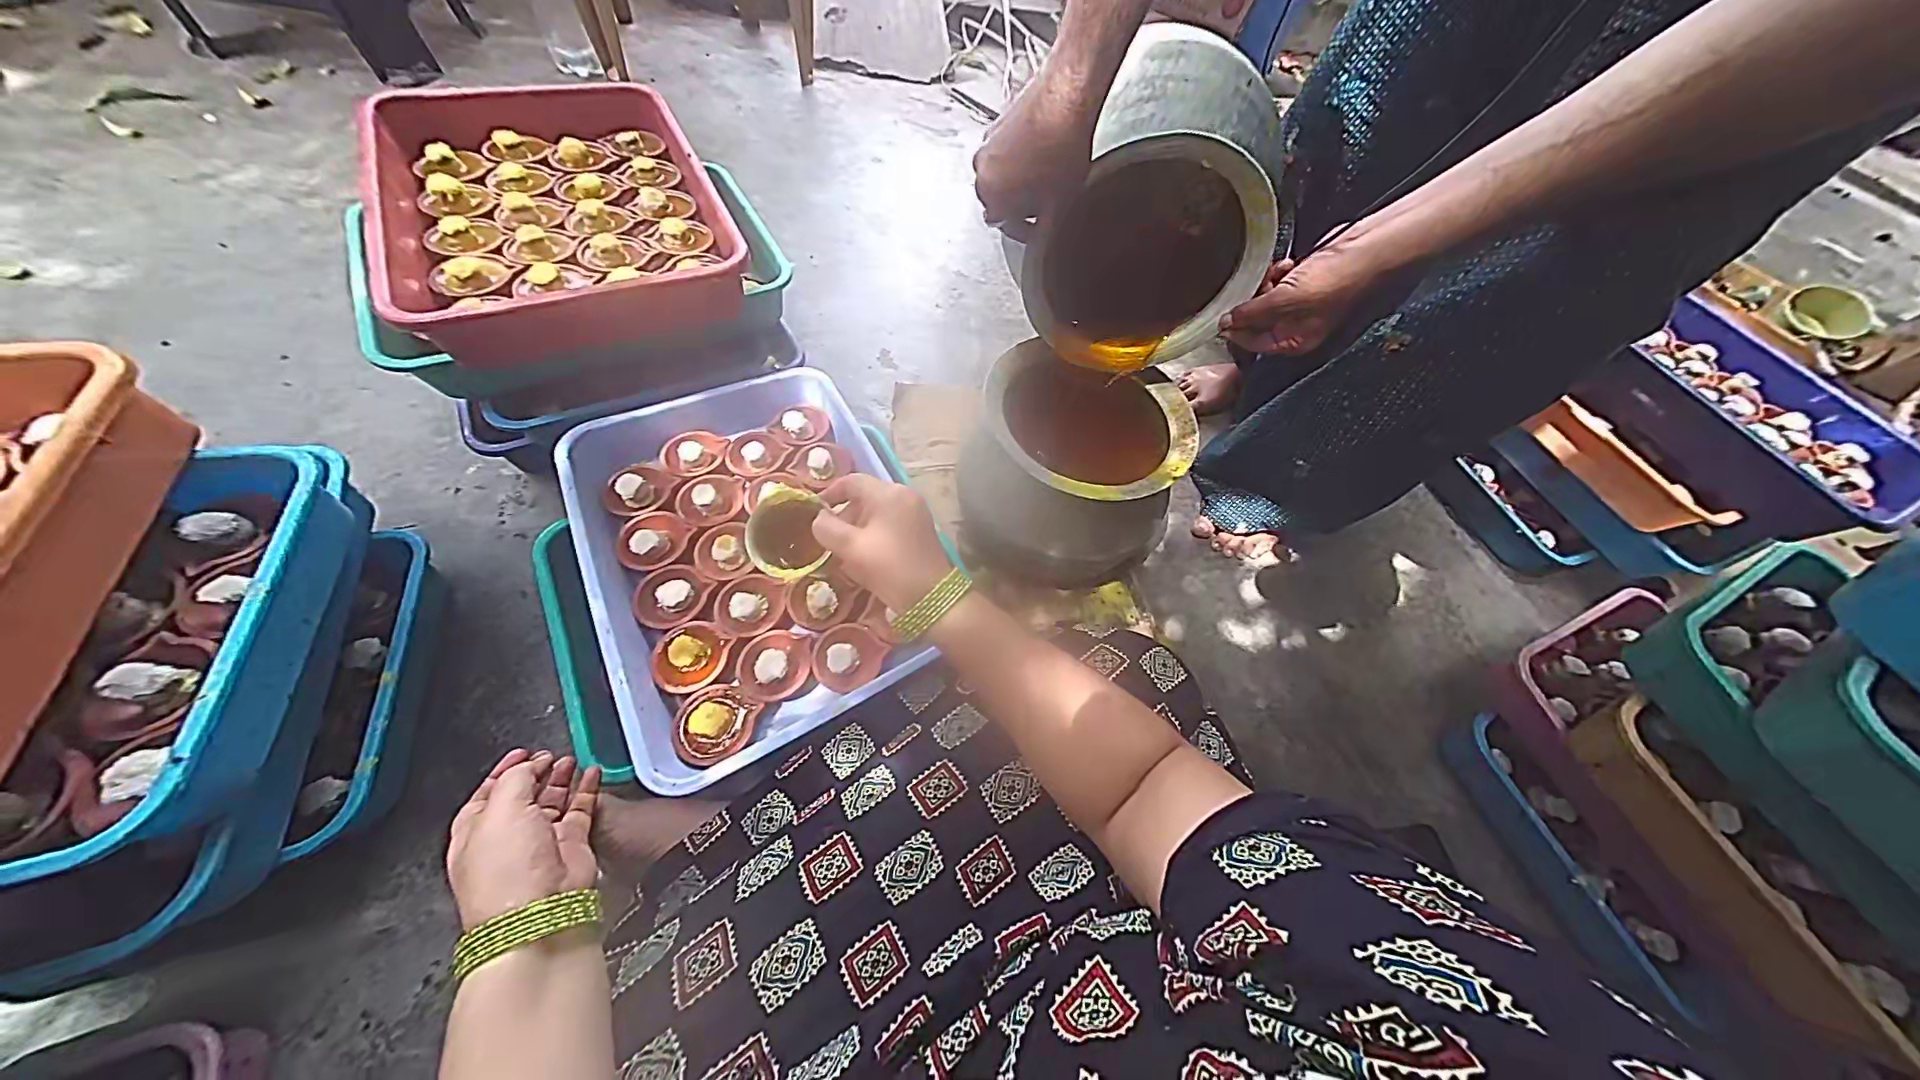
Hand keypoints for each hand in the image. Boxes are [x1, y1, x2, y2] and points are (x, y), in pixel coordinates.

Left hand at [447, 749, 601, 930]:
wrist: (540, 909)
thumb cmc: (507, 867)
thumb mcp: (501, 810)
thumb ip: (515, 778)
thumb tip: (531, 764)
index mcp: (477, 831)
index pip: (489, 793)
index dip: (505, 770)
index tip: (523, 752)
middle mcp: (507, 837)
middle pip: (523, 795)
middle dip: (536, 772)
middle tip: (551, 755)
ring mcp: (540, 841)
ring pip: (552, 801)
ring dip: (561, 778)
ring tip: (571, 759)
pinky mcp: (571, 845)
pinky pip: (580, 809)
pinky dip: (586, 790)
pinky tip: (591, 773)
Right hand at [810, 475, 953, 612]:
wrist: (933, 597)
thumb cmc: (890, 569)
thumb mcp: (851, 549)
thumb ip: (828, 529)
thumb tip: (819, 518)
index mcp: (889, 494)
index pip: (852, 481)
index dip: (829, 493)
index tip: (814, 512)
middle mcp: (905, 496)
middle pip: (865, 497)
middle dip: (844, 517)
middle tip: (830, 540)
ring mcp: (916, 513)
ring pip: (877, 513)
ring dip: (857, 528)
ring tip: (845, 553)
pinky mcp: (921, 530)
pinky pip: (890, 524)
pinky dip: (874, 535)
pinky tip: (865, 557)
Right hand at [973, 78, 1097, 241]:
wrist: (1067, 94)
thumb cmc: (1062, 147)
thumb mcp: (1059, 205)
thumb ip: (1044, 231)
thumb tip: (1043, 244)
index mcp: (990, 197)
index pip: (1005, 227)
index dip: (1027, 231)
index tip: (1041, 228)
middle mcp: (980, 171)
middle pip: (999, 201)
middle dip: (1020, 206)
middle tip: (1044, 203)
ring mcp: (987, 145)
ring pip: (1001, 176)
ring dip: (1019, 182)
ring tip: (1047, 177)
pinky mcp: (997, 123)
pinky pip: (1005, 153)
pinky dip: (1019, 159)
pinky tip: (1043, 154)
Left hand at [1219, 229, 1385, 354]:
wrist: (1365, 250)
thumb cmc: (1334, 280)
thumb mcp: (1285, 301)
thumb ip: (1252, 314)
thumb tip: (1227, 322)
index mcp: (1292, 341)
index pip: (1251, 343)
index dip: (1235, 330)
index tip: (1221, 317)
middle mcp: (1295, 327)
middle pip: (1256, 320)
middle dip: (1252, 302)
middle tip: (1255, 287)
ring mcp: (1300, 305)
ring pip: (1265, 299)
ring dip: (1265, 284)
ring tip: (1277, 273)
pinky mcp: (1303, 284)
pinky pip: (1279, 284)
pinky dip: (1278, 274)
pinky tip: (1289, 265)